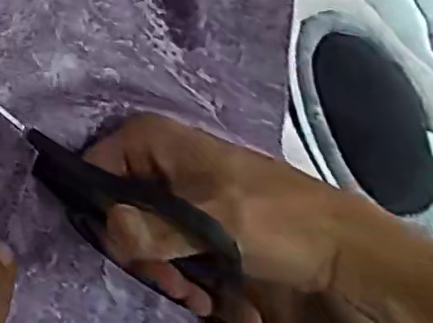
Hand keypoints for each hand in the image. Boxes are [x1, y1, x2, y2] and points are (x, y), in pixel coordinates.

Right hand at [85, 116, 432, 322]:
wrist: (335, 248)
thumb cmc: (272, 217)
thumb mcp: (212, 220)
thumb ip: (156, 226)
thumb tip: (105, 226)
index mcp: (155, 137)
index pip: (97, 164)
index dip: (104, 209)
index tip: (127, 249)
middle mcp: (160, 160)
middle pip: (117, 206)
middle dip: (140, 252)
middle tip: (174, 280)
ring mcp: (178, 194)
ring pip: (141, 236)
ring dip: (163, 272)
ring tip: (199, 292)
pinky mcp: (197, 225)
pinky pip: (167, 252)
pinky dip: (181, 277)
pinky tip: (209, 294)